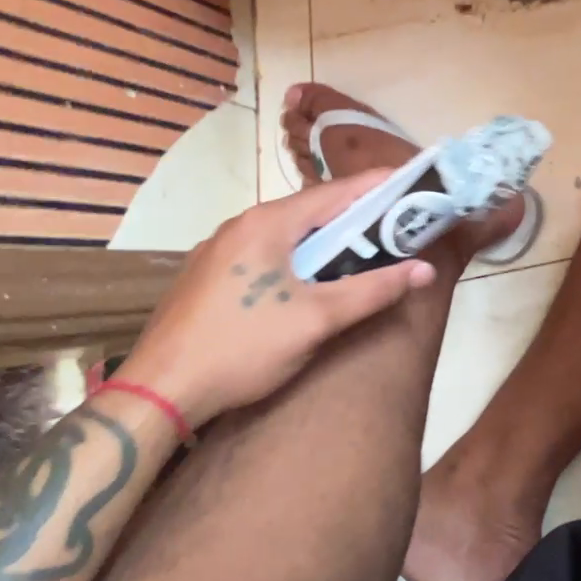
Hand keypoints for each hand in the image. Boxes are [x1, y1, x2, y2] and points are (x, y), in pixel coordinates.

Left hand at [115, 171, 436, 428]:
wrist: (153, 397)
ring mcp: (219, 249)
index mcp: (268, 224)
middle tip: (401, 222)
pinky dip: (301, 253)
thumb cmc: (241, 349)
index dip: (382, 185)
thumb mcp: (318, 320)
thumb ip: (375, 290)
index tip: (418, 184)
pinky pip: (268, 249)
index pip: (339, 190)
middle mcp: (241, 225)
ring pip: (290, 230)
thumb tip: (427, 269)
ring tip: (367, 248)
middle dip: (360, 213)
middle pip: (314, 207)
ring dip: (330, 236)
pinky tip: (314, 277)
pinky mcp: (208, 275)